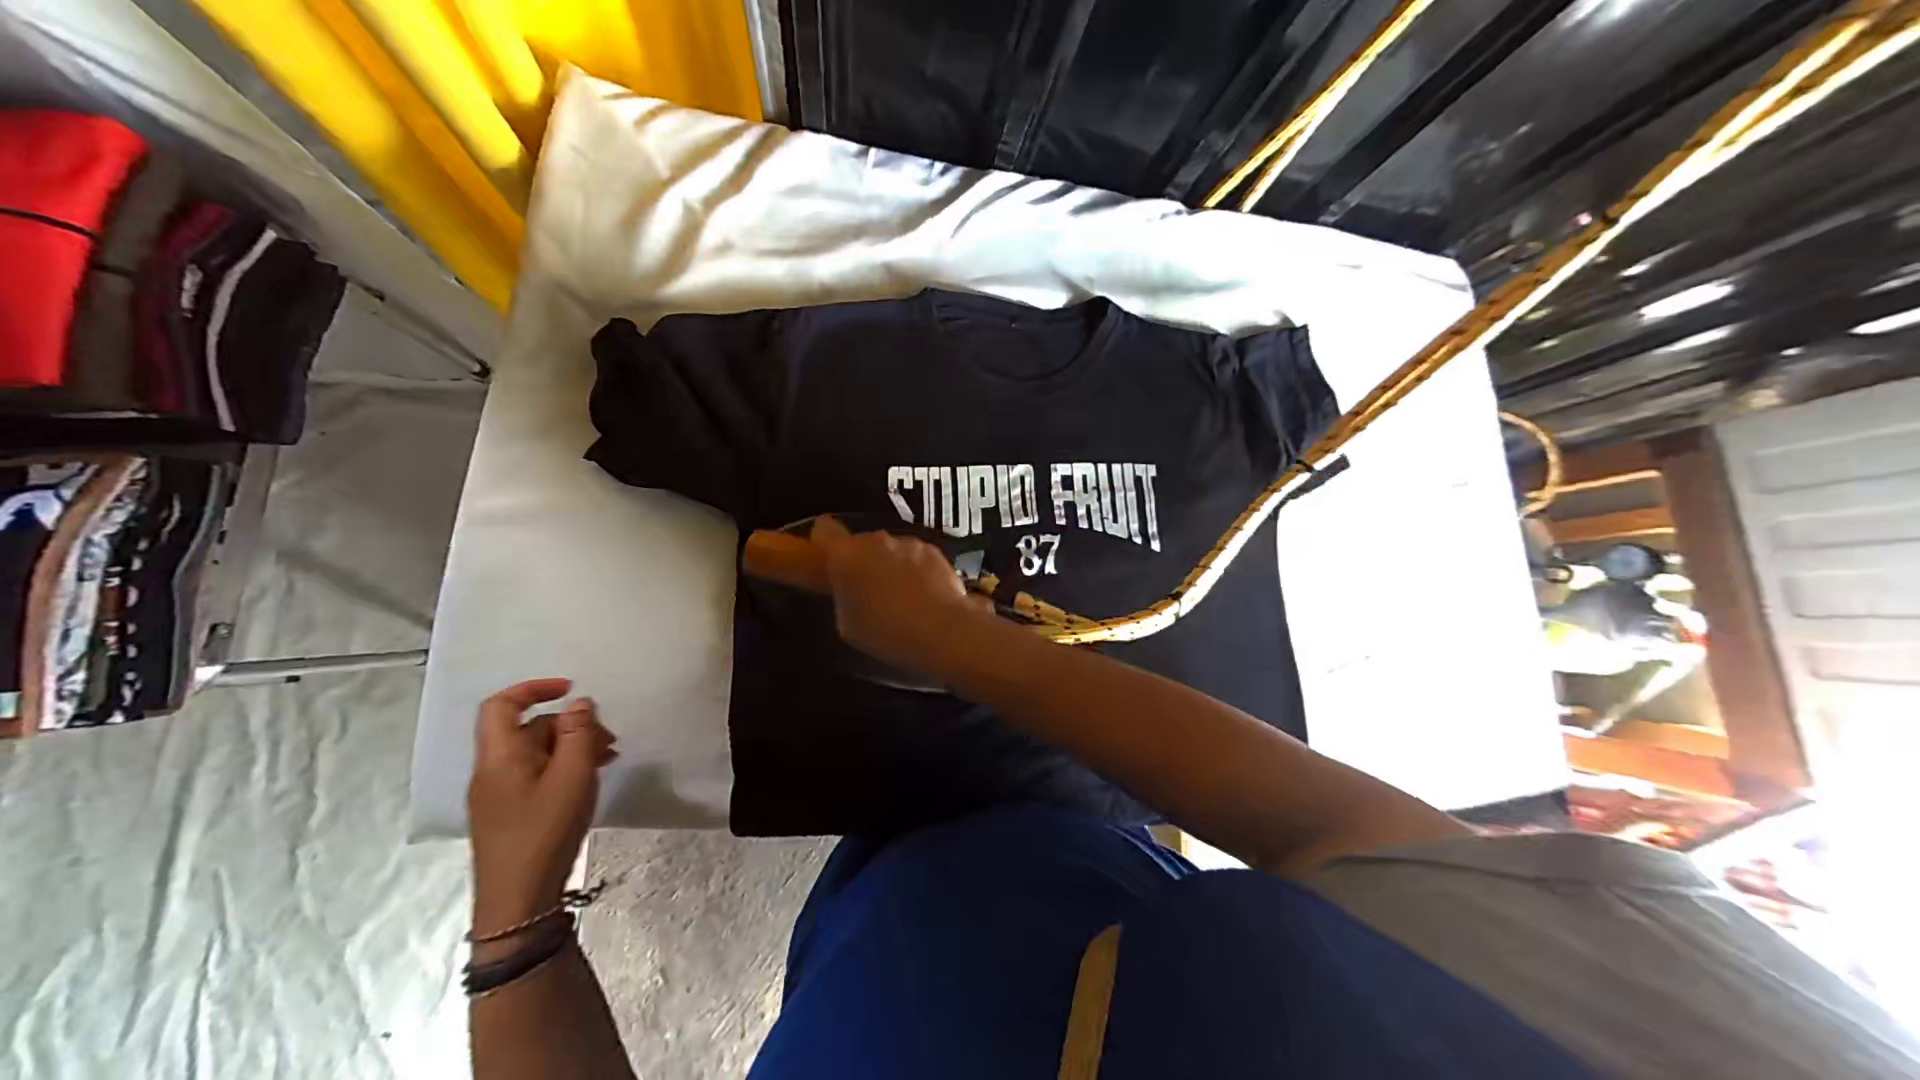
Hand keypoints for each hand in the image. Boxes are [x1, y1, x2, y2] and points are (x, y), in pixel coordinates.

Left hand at [468, 678, 616, 937]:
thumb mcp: (573, 777)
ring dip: (572, 746)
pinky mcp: (510, 814)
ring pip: (536, 753)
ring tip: (608, 757)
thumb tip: (579, 704)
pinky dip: (564, 767)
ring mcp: (498, 795)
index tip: (572, 688)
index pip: (502, 705)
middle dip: (569, 723)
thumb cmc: (545, 832)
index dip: (534, 688)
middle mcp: (492, 771)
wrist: (518, 902)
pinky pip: (536, 775)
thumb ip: (579, 734)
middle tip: (608, 736)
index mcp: (499, 756)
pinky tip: (590, 779)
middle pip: (526, 729)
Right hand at [808, 515, 994, 675]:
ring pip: (890, 550)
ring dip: (890, 565)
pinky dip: (916, 570)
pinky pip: (915, 557)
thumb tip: (849, 591)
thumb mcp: (847, 624)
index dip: (823, 540)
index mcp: (846, 555)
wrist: (944, 630)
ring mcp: (907, 542)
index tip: (824, 554)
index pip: (824, 530)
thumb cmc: (887, 632)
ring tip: (900, 598)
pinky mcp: (934, 551)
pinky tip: (924, 596)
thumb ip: (843, 598)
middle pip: (861, 543)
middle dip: (862, 561)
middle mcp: (875, 540)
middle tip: (867, 591)